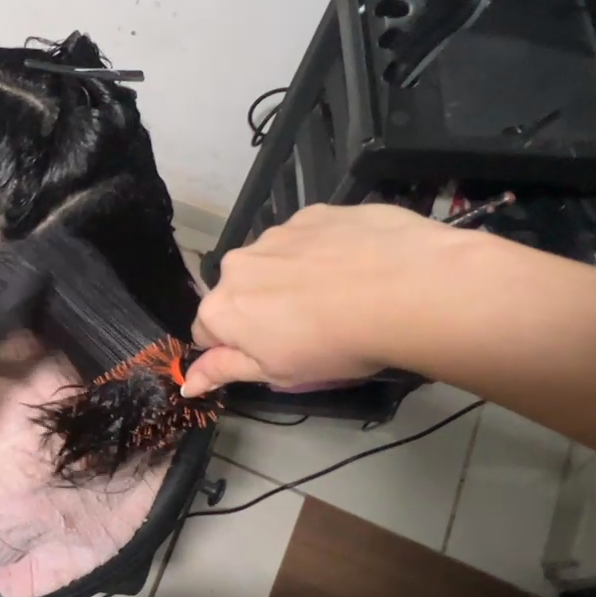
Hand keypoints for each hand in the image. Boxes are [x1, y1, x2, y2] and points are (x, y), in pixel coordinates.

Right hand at [183, 204, 480, 395]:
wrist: (409, 291)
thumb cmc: (336, 344)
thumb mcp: (277, 372)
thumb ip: (225, 371)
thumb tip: (186, 383)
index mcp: (220, 308)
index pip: (207, 332)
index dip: (237, 345)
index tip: (273, 352)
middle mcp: (236, 264)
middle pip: (239, 290)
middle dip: (262, 305)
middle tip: (309, 327)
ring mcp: (277, 234)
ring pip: (274, 260)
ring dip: (292, 276)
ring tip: (340, 295)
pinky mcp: (316, 213)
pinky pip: (309, 235)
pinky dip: (325, 250)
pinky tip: (358, 266)